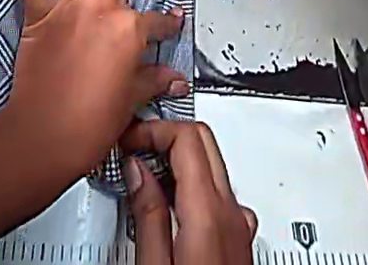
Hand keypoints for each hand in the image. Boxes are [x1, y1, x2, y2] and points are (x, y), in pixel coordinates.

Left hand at [0, 0, 187, 187]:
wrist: (46, 133)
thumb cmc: (89, 122)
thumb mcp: (131, 100)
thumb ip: (153, 80)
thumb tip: (173, 79)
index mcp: (128, 30)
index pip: (157, 21)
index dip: (168, 22)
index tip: (172, 19)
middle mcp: (100, 7)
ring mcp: (68, 5)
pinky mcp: (39, 13)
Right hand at [121, 121, 255, 264]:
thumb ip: (147, 215)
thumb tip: (136, 168)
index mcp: (209, 216)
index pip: (186, 136)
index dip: (152, 129)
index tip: (129, 140)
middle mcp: (232, 215)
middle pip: (202, 139)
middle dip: (165, 133)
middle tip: (134, 147)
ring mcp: (239, 226)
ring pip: (210, 162)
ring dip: (178, 156)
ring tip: (144, 171)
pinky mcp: (239, 238)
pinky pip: (218, 190)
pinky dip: (192, 180)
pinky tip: (169, 198)